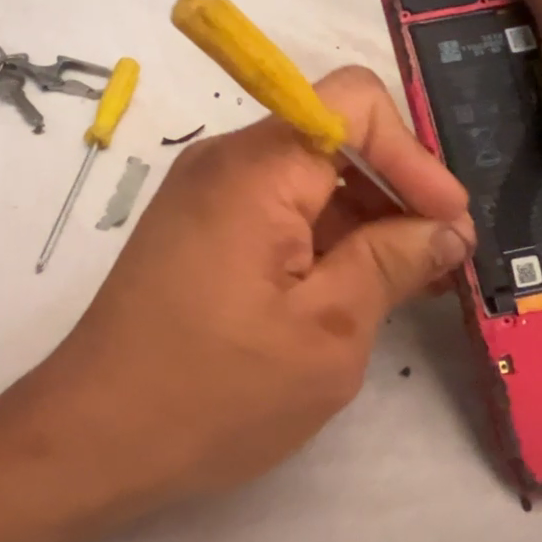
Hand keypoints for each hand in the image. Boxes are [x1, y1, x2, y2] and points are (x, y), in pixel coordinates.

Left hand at [33, 67, 473, 505]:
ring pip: (305, 178)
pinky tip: (354, 290)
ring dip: (363, 220)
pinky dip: (321, 240)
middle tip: (441, 260)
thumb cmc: (212, 392)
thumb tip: (445, 227)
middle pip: (331, 137)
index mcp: (256, 168)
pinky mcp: (196, 231)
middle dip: (395, 189)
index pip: (354, 102)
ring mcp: (204, 196)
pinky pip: (274, 210)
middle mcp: (224, 162)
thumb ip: (390, 263)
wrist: (93, 438)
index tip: (449, 222)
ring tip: (408, 284)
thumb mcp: (326, 334)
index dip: (413, 154)